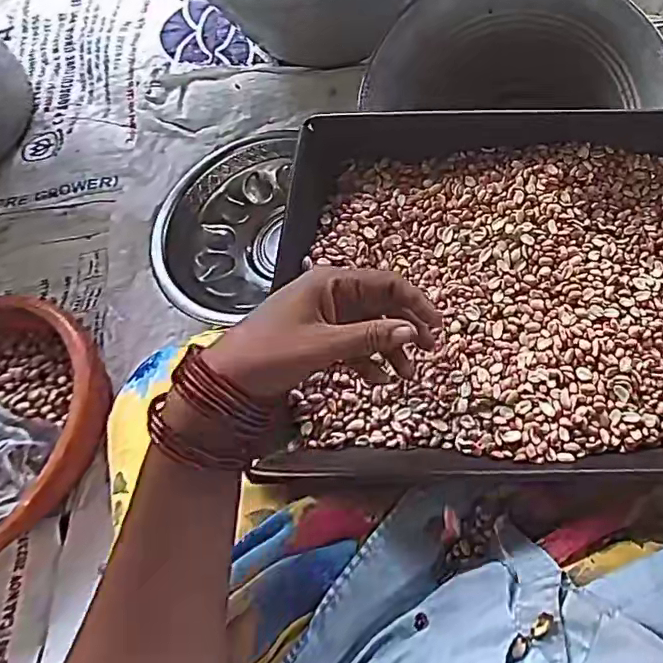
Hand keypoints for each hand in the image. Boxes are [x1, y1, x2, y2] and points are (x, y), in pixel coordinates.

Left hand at [200, 267, 440, 402]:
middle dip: (406, 328)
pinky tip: (378, 379)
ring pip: (371, 328)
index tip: (436, 326)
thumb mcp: (323, 346)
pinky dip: (368, 360)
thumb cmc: (269, 353)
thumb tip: (411, 331)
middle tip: (428, 350)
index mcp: (332, 282)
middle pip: (382, 305)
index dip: (415, 303)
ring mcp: (326, 316)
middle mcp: (332, 293)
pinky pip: (354, 344)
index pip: (387, 283)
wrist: (226, 380)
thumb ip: (369, 338)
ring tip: (407, 375)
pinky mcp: (320, 338)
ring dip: (390, 349)